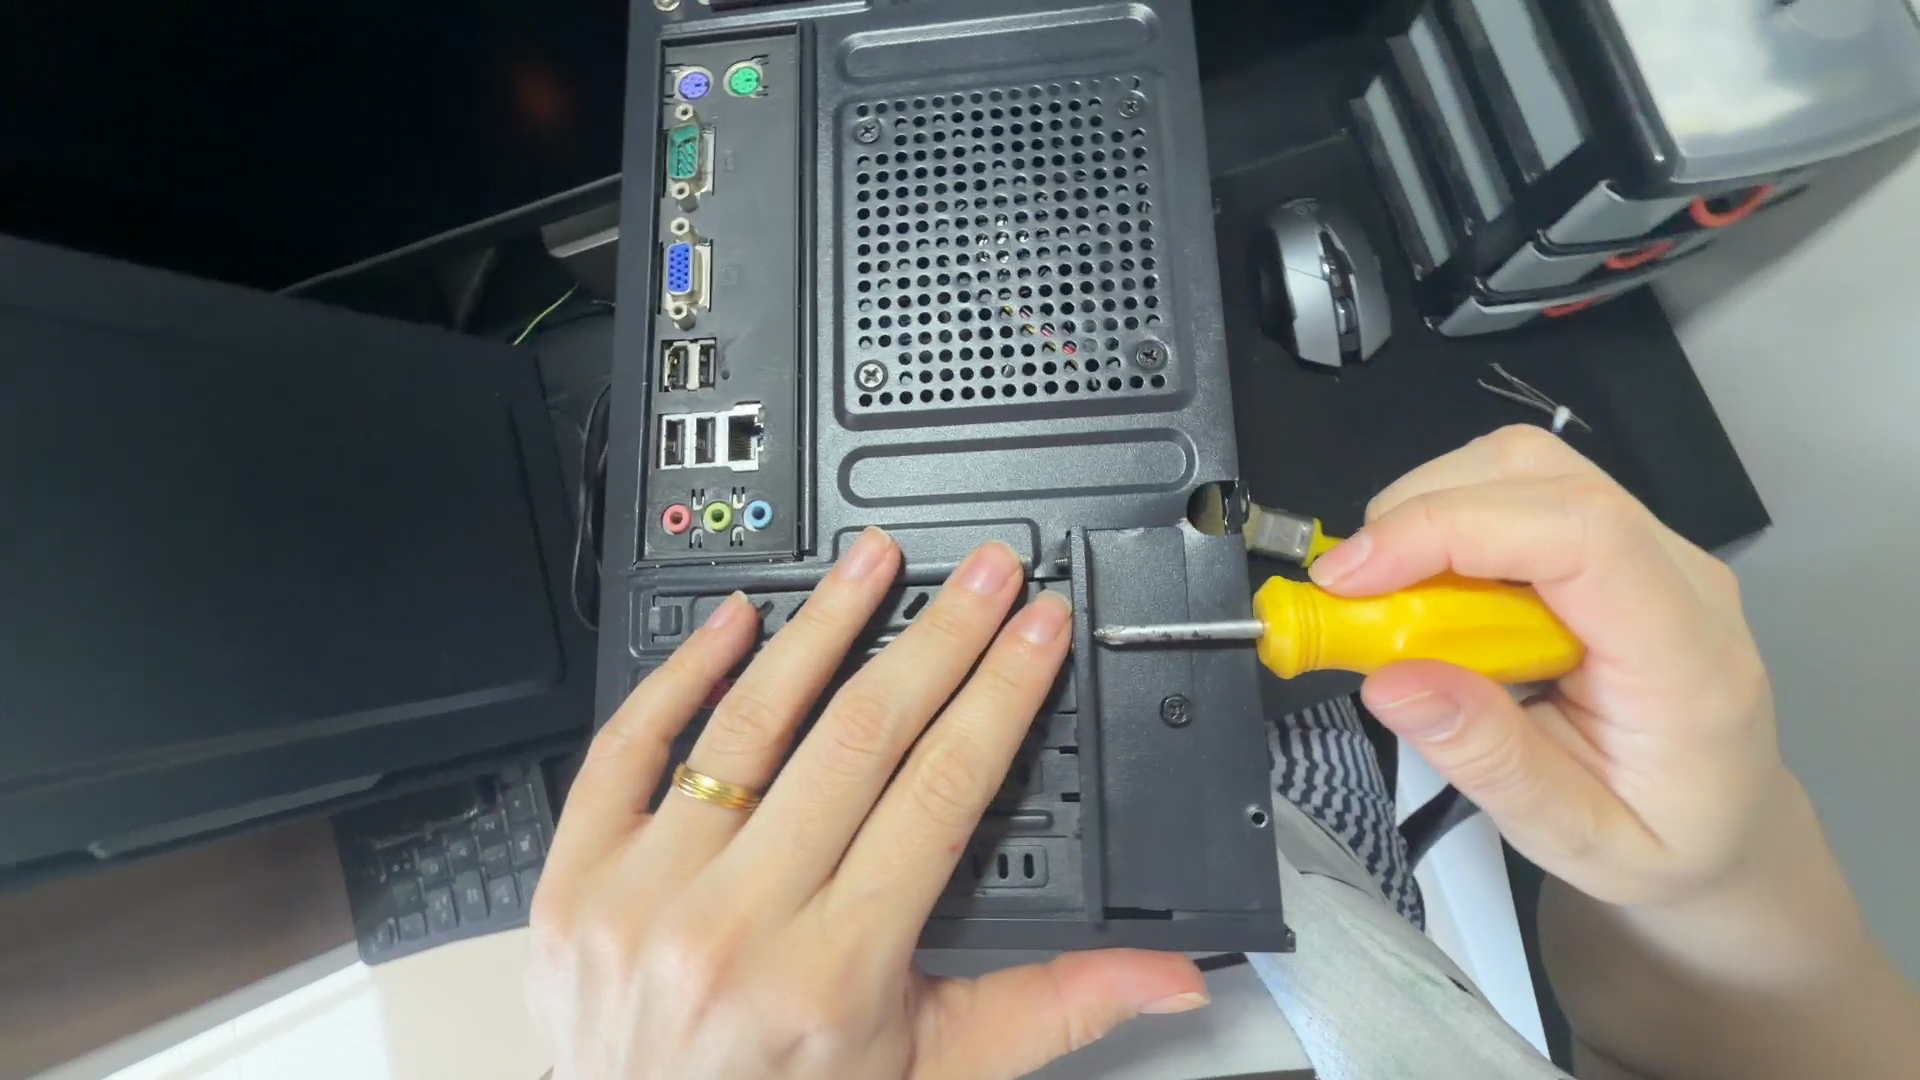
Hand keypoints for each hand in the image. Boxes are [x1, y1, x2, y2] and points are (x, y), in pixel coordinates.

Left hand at [525, 531, 1206, 1079]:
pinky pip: (631, 743)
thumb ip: (1050, 1008)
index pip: (944, 787)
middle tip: (986, 572)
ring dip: (826, 621)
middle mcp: (737, 921)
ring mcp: (648, 888)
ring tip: (874, 557)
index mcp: (836, 969)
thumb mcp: (931, 1074)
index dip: (1002, 691)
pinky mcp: (580, 872)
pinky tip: (736, 617)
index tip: (1035, 629)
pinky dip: (685, 668)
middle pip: (862, 733)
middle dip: (942, 635)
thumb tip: (1163, 973)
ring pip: (753, 715)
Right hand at [1307, 426, 1783, 908]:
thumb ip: (1489, 761)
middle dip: (1415, 514)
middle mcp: (1672, 572)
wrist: (1727, 820)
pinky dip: (1435, 518)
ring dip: (1420, 510)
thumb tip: (1388, 682)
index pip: (1578, 533)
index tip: (1345, 580)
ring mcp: (1640, 546)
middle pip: (1534, 474)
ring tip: (1380, 586)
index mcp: (1683, 652)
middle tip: (1347, 588)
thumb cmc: (1662, 838)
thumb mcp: (1577, 838)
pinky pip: (1506, 488)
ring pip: (1513, 465)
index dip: (1445, 531)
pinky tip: (1417, 580)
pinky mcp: (1600, 542)